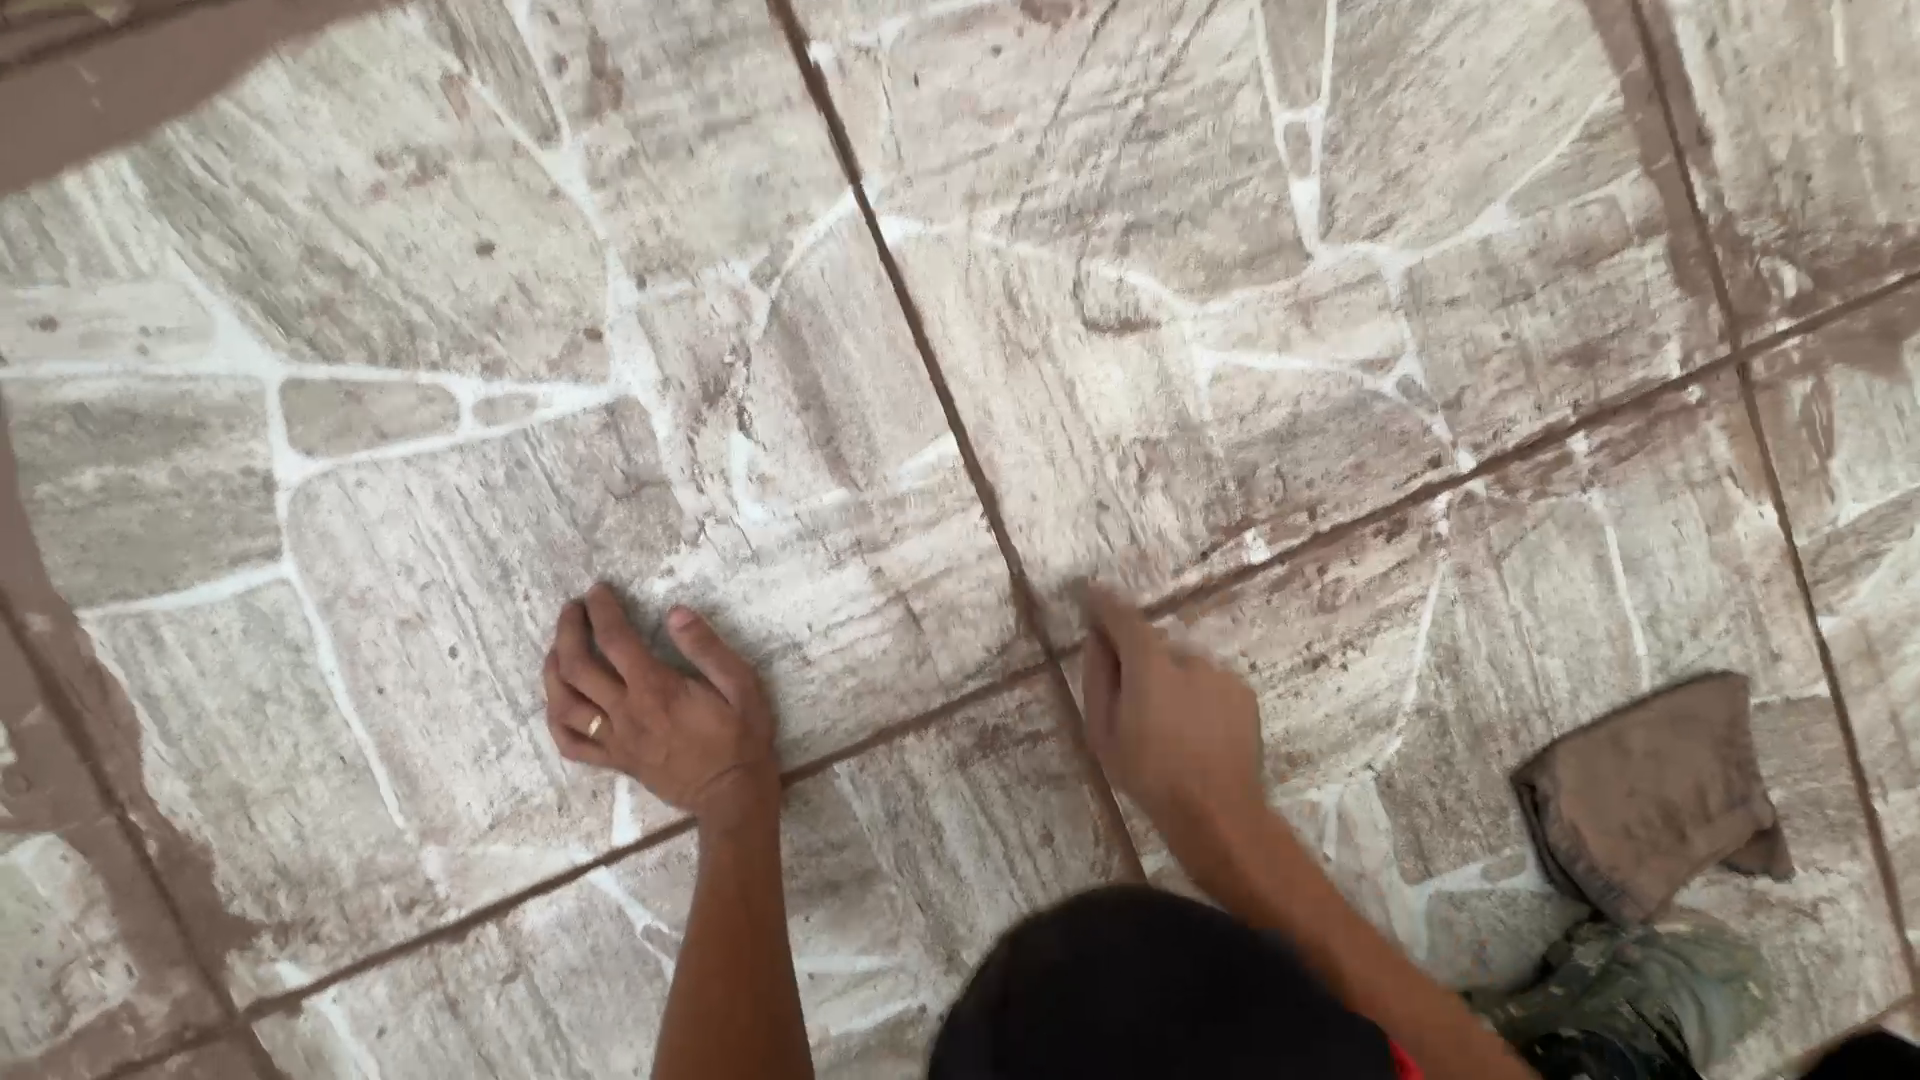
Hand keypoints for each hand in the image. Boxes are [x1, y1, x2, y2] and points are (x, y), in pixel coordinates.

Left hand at [544, 583, 778, 829]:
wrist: (733, 793)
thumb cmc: (742, 737)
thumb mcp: (741, 685)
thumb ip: (707, 648)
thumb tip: (675, 612)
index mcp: (656, 689)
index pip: (615, 640)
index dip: (602, 610)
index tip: (598, 590)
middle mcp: (626, 712)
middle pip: (578, 666)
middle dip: (569, 630)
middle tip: (573, 608)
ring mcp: (616, 740)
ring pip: (563, 702)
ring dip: (553, 669)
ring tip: (557, 647)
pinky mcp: (616, 761)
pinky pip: (571, 743)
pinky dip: (556, 718)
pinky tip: (558, 701)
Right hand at [1079, 582, 1268, 858]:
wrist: (1217, 812)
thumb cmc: (1149, 775)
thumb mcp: (1102, 732)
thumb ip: (1097, 678)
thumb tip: (1097, 639)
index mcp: (1149, 664)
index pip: (1124, 617)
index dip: (1104, 603)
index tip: (1089, 595)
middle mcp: (1188, 657)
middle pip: (1153, 645)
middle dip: (1138, 660)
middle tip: (1129, 699)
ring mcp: (1221, 674)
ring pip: (1183, 665)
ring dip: (1170, 680)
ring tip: (1167, 724)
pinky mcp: (1243, 692)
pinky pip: (1208, 682)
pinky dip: (1196, 694)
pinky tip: (1194, 729)